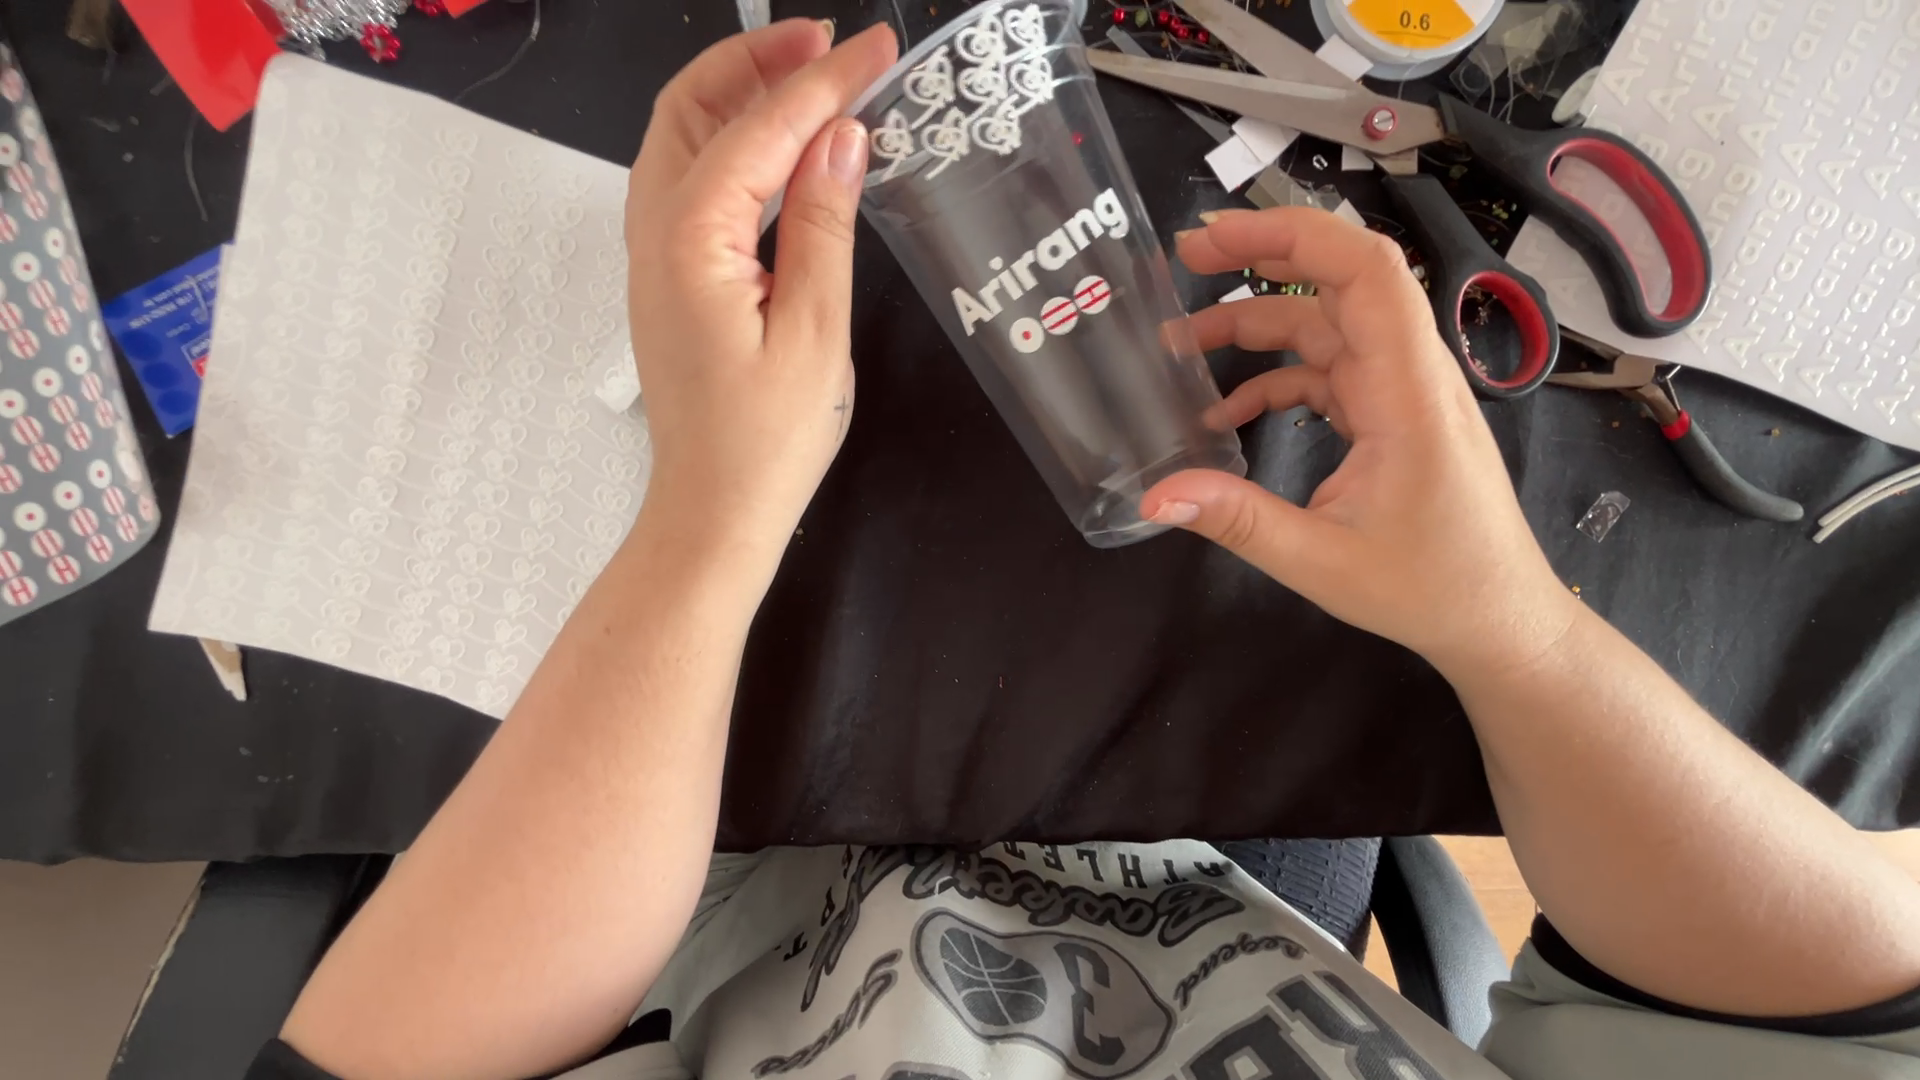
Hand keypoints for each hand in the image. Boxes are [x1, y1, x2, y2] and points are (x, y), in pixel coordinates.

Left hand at [625, 19, 897, 570]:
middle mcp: (655, 232)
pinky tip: (778, 157)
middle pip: (693, 107)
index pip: (763, 129)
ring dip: (740, 97)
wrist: (716, 508)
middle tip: (830, 44)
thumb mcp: (815, 332)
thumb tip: (840, 140)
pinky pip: (690, 185)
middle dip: (761, 61)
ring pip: (684, 141)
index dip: (824, 82)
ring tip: (809, 82)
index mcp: (692, 238)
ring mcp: (653, 255)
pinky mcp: (669, 279)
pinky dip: (732, 149)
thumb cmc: (770, 439)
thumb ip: (824, 227)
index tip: (878, 49)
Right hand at [1142, 207, 1579, 677]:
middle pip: (1337, 283)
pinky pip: (1324, 375)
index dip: (1288, 236)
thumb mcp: (1320, 560)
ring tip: (1181, 346)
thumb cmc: (1427, 587)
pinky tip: (1226, 415)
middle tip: (1183, 261)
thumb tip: (1153, 496)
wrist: (1497, 618)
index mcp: (1406, 392)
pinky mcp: (1387, 416)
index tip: (1212, 238)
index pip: (1362, 273)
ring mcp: (1399, 393)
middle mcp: (1408, 375)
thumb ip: (1237, 520)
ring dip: (1254, 328)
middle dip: (1259, 259)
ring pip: (1323, 328)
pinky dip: (1272, 381)